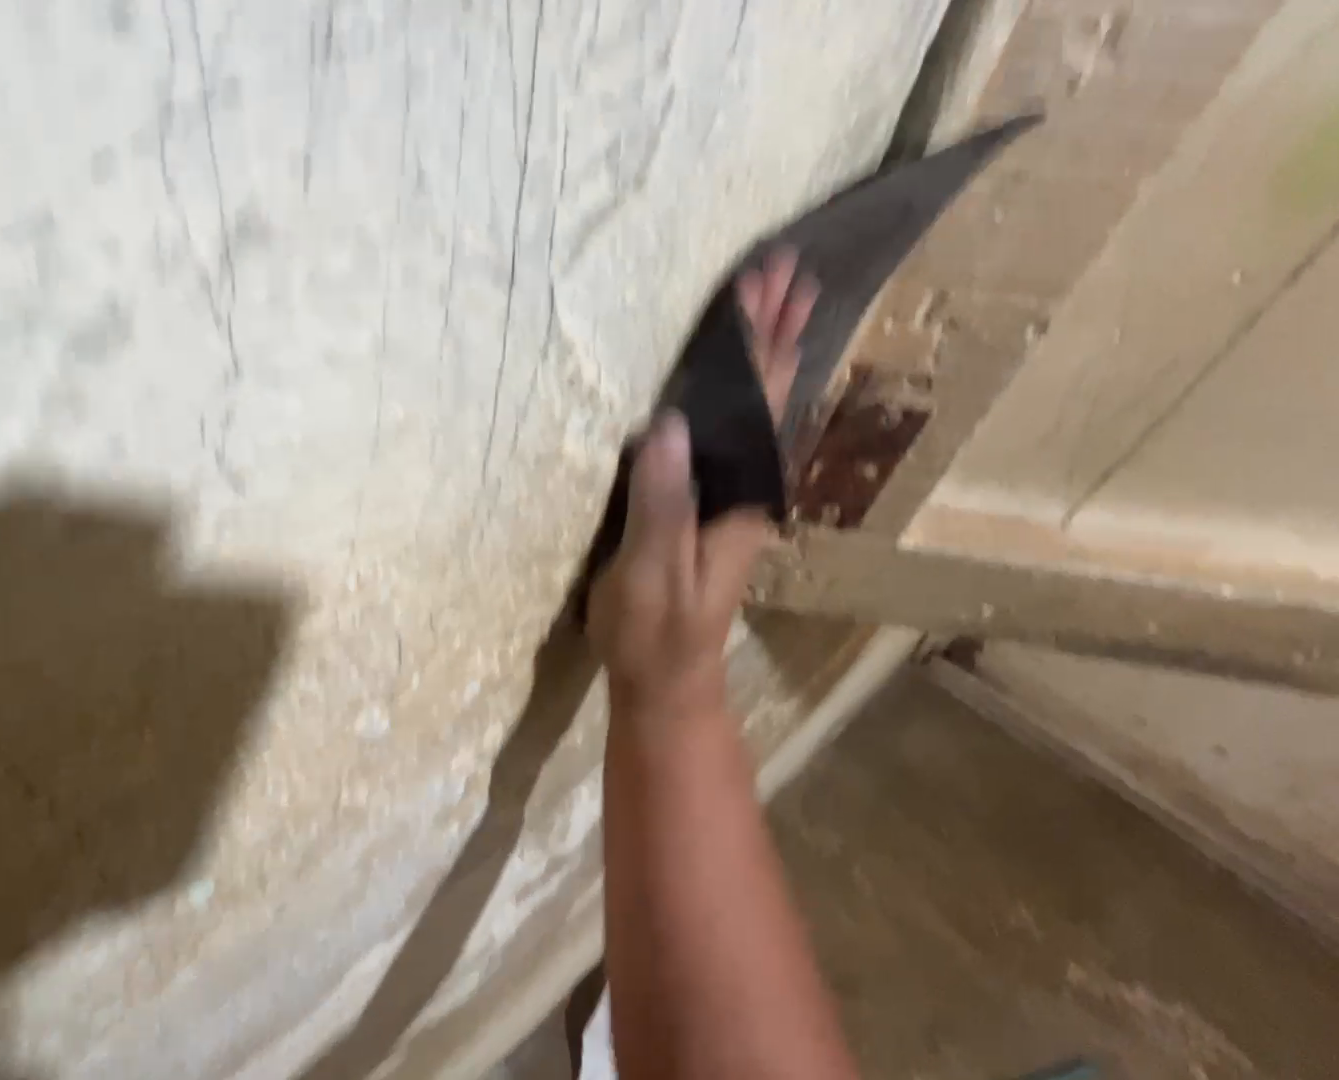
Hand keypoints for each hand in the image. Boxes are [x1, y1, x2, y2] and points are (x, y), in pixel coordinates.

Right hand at [587, 250, 815, 723]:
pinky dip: (740, 395)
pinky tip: (738, 383)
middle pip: (766, 398)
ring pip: (754, 413)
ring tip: (776, 305)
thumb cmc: (655, 630)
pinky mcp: (704, 510)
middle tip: (784, 269)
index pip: (755, 405)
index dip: (758, 344)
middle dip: (773, 333)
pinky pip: (731, 436)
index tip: (765, 283)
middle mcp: (743, 489)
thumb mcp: (654, 573)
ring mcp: (727, 499)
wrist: (666, 679)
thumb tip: (669, 425)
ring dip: (765, 356)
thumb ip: (664, 504)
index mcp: (737, 497)